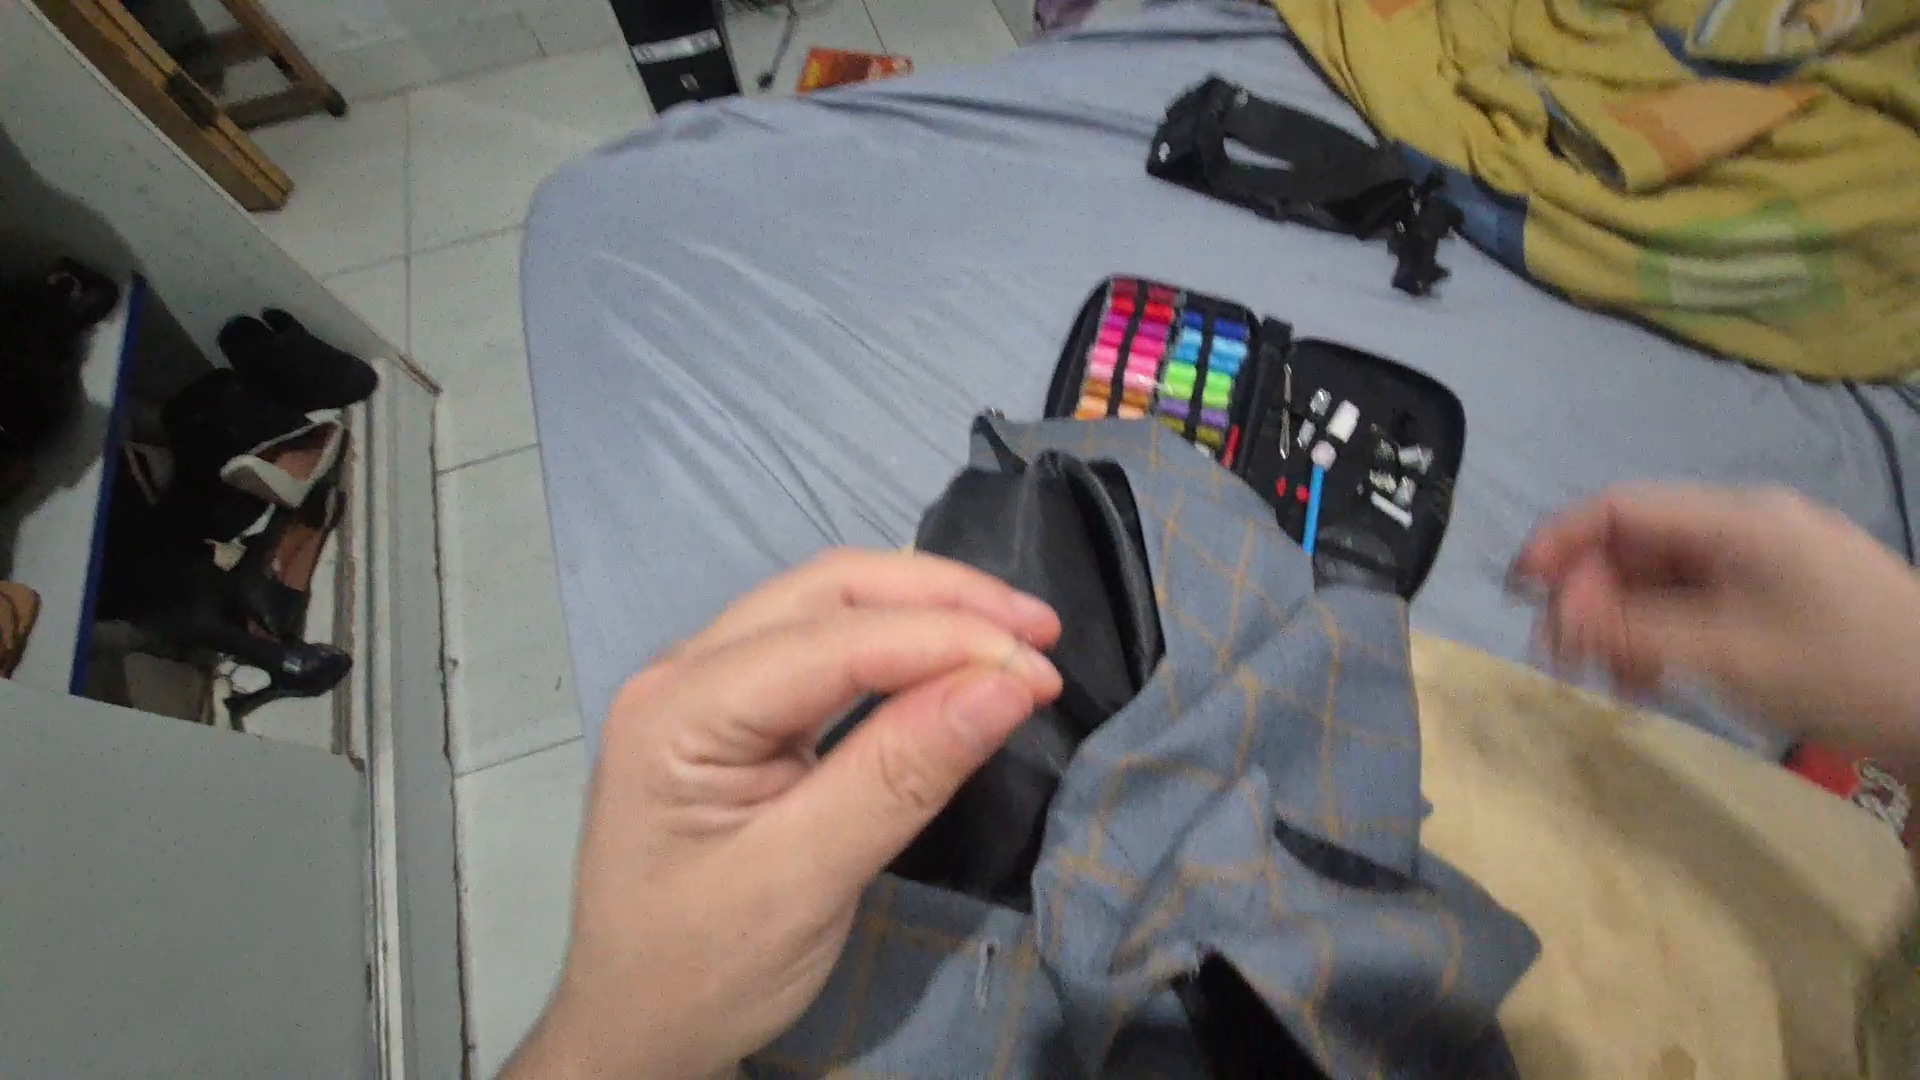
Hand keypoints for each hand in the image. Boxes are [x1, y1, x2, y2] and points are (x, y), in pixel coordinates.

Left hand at [500, 550, 1061, 1079]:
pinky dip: (905, 639)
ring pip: (834, 603)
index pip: (834, 641)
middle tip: (1037, 629)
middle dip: (944, 598)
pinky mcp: (744, 699)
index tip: (1037, 668)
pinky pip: (831, 641)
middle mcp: (689, 666)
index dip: (945, 640)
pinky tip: (951, 649)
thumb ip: (902, 775)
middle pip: (832, 591)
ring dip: (930, 607)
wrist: (634, 1028)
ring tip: (1014, 631)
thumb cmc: (704, 970)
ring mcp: (714, 676)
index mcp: (681, 707)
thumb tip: (1005, 688)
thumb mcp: (807, 882)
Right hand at [1511, 486, 1919, 762]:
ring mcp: (1752, 565)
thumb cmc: (1856, 672)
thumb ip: (1627, 629)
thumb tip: (1550, 618)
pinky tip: (1646, 681)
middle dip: (1585, 602)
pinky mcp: (1762, 598)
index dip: (1558, 543)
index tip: (1521, 589)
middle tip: (1561, 657)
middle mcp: (1739, 531)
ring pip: (1645, 584)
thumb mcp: (1729, 653)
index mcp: (1738, 522)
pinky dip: (1649, 640)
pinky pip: (1677, 606)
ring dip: (1613, 630)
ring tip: (1610, 682)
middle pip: (1626, 550)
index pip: (1617, 509)